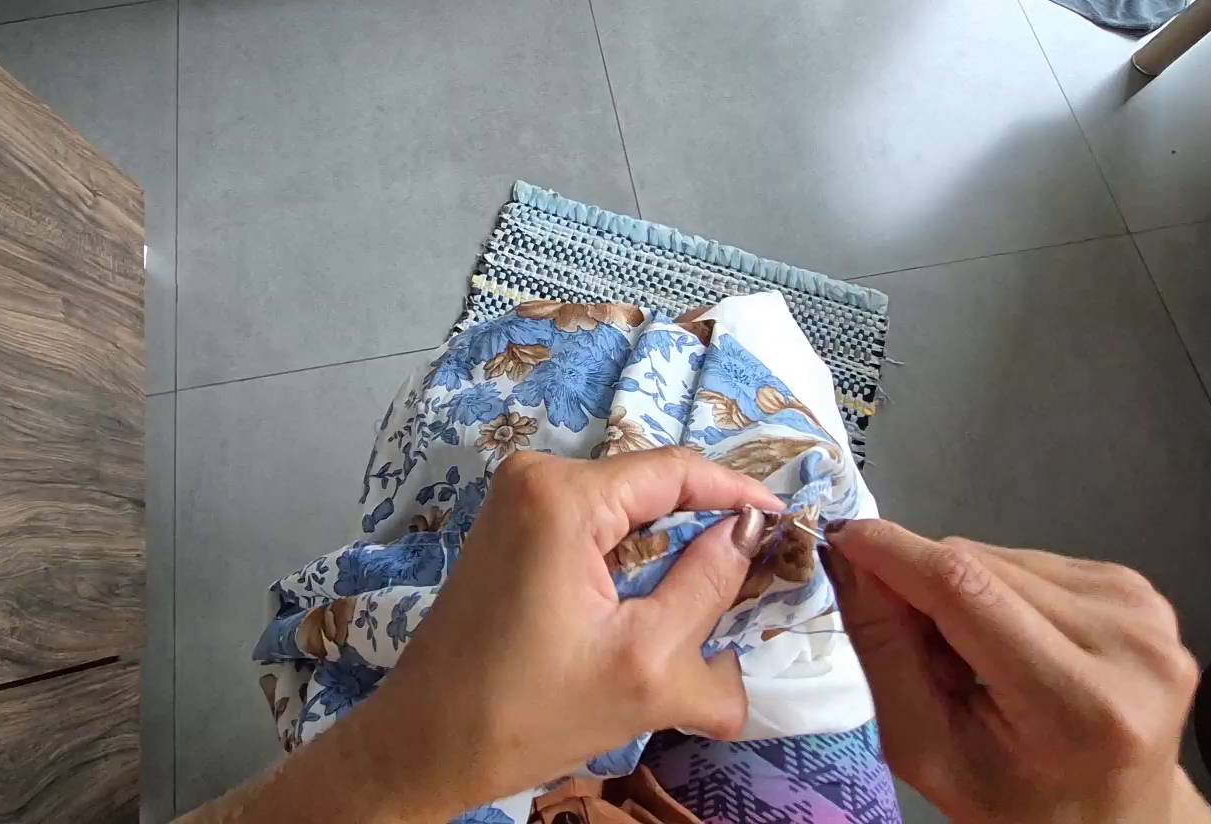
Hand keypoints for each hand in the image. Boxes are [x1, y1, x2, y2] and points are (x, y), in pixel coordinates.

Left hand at [352, 447, 785, 817]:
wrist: (426, 741)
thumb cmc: (530, 710)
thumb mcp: (644, 662)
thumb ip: (707, 586)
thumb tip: (748, 532)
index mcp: (563, 494)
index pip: (674, 469)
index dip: (736, 490)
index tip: (783, 520)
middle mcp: (536, 473)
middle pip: (648, 487)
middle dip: (703, 525)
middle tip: (756, 569)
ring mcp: (517, 495)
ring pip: (623, 505)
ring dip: (667, 542)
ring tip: (712, 589)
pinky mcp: (512, 521)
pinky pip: (592, 520)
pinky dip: (630, 549)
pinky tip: (653, 590)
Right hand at [824, 520, 1210, 823]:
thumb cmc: (1012, 803)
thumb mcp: (923, 748)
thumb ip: (881, 648)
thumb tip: (847, 553)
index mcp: (1081, 706)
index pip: (962, 588)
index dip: (890, 550)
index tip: (836, 535)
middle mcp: (1128, 643)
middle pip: (972, 564)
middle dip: (919, 585)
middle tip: (919, 648)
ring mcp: (1143, 611)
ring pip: (991, 553)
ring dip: (955, 587)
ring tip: (969, 654)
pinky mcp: (1136, 590)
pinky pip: (1021, 558)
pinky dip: (991, 587)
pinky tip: (1007, 638)